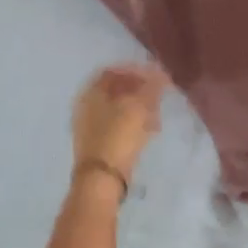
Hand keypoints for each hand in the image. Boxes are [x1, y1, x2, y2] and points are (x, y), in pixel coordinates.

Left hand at [71, 64, 167, 179]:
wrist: (102, 177)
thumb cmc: (118, 136)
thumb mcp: (139, 107)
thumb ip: (151, 87)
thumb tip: (160, 74)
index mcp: (91, 92)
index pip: (113, 70)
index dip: (135, 69)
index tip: (156, 75)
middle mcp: (87, 105)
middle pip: (116, 89)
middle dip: (140, 90)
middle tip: (159, 95)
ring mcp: (91, 125)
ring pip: (120, 107)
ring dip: (141, 107)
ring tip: (158, 114)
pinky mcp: (100, 141)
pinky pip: (120, 124)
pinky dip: (136, 122)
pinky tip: (151, 129)